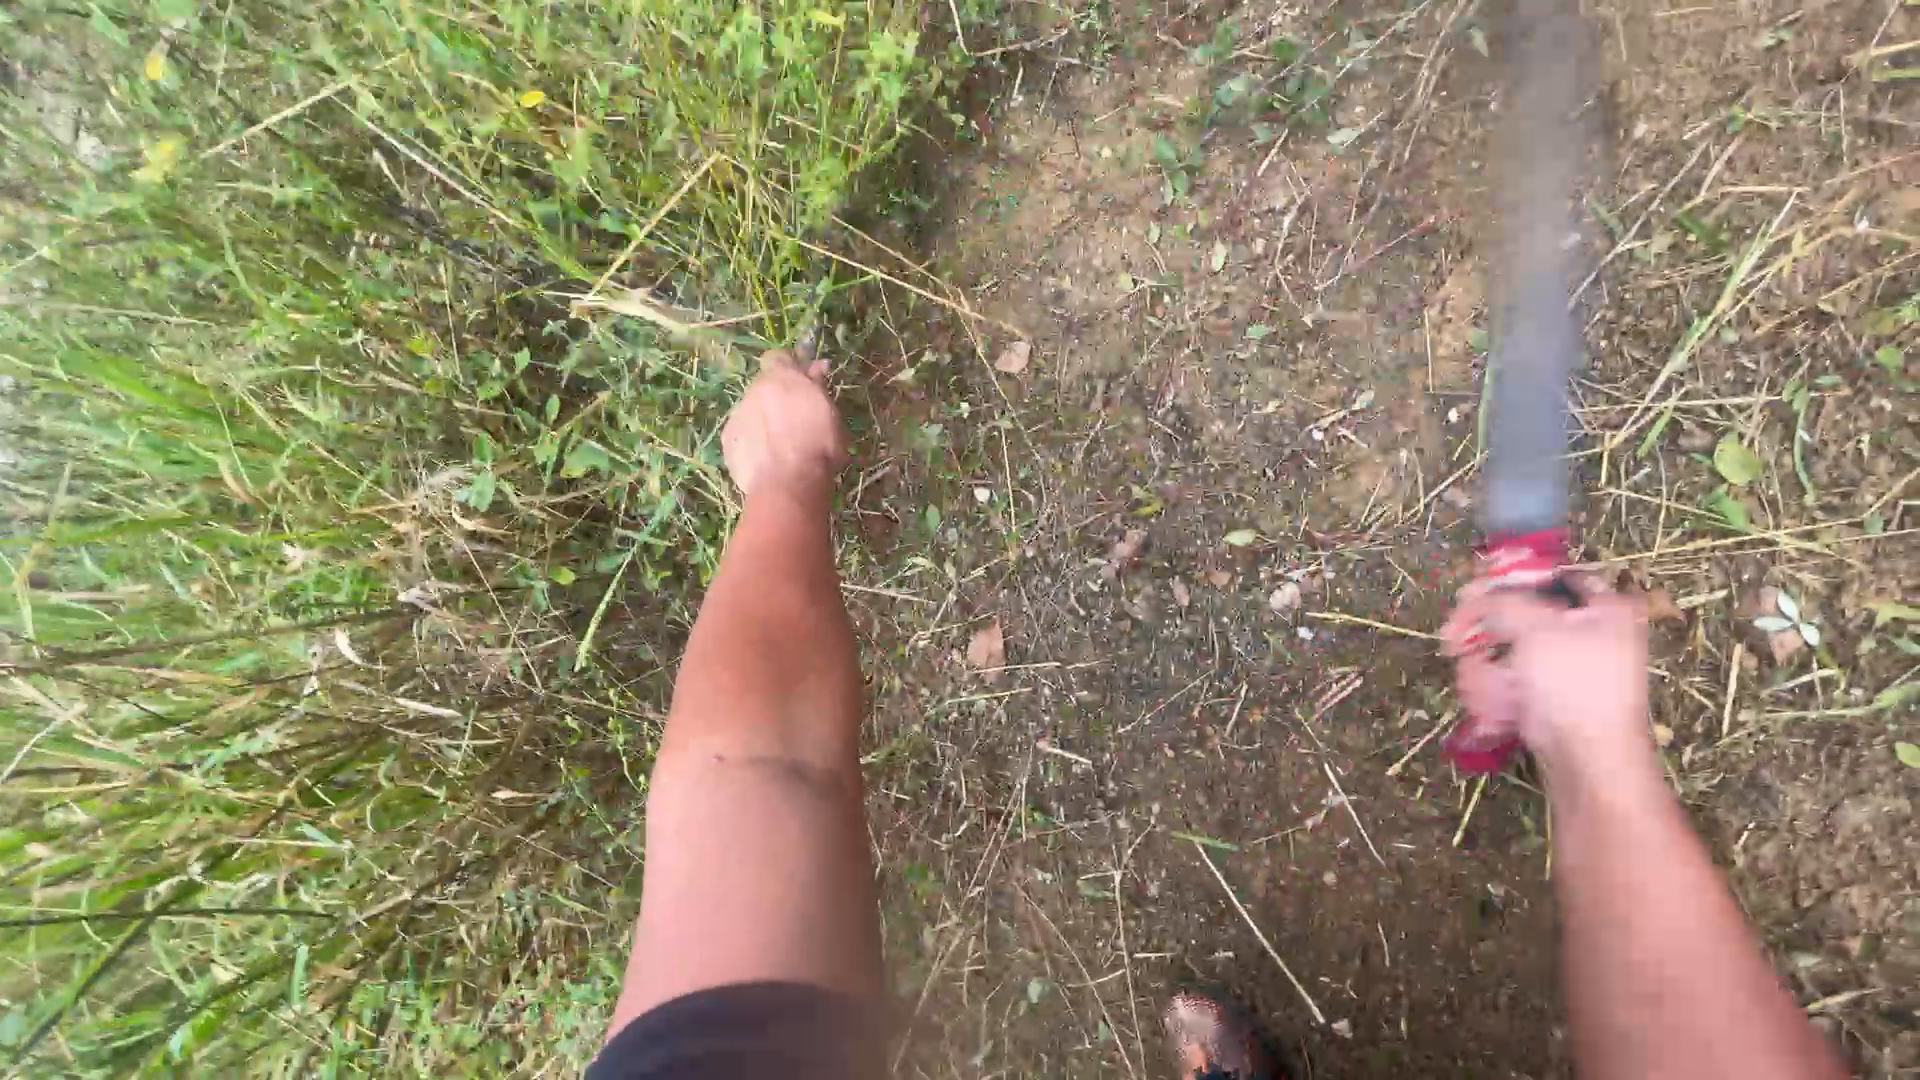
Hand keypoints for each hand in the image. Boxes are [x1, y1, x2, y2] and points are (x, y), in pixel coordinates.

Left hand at [721, 350, 847, 497]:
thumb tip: (817, 366)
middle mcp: (754, 391)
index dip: (787, 367)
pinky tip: (766, 461)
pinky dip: (752, 443)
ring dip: (763, 421)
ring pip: (750, 411)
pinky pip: (741, 436)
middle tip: (796, 420)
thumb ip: (818, 387)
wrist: (788, 483)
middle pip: (763, 387)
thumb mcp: (830, 413)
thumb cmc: (818, 446)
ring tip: (781, 447)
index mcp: (781, 378)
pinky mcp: (728, 442)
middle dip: (776, 398)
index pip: (777, 357)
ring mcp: (737, 416)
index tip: (800, 382)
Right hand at [1442, 575, 1651, 777]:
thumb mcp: (1537, 628)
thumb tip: (1476, 591)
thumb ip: (1503, 599)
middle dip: (1483, 623)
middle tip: (1456, 632)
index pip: (1555, 574)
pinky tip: (1487, 694)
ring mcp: (1564, 660)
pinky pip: (1508, 669)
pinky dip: (1490, 678)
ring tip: (1473, 672)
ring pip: (1506, 641)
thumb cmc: (1573, 684)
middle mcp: (1587, 629)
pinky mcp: (1544, 686)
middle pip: (1521, 608)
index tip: (1479, 583)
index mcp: (1604, 608)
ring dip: (1481, 655)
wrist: (1585, 752)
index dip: (1516, 574)